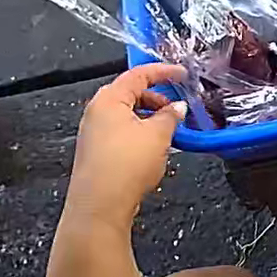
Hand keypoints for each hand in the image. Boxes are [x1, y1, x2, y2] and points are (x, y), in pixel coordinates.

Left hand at [65, 64, 188, 231]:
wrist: (101, 203)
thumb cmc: (126, 164)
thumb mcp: (158, 135)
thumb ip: (170, 116)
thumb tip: (177, 108)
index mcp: (109, 100)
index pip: (138, 75)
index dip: (162, 72)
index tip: (181, 74)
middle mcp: (97, 112)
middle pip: (130, 93)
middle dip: (157, 98)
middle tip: (177, 108)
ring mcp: (95, 131)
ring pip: (127, 113)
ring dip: (150, 116)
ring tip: (170, 130)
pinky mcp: (98, 150)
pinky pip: (122, 130)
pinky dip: (141, 131)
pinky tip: (155, 146)